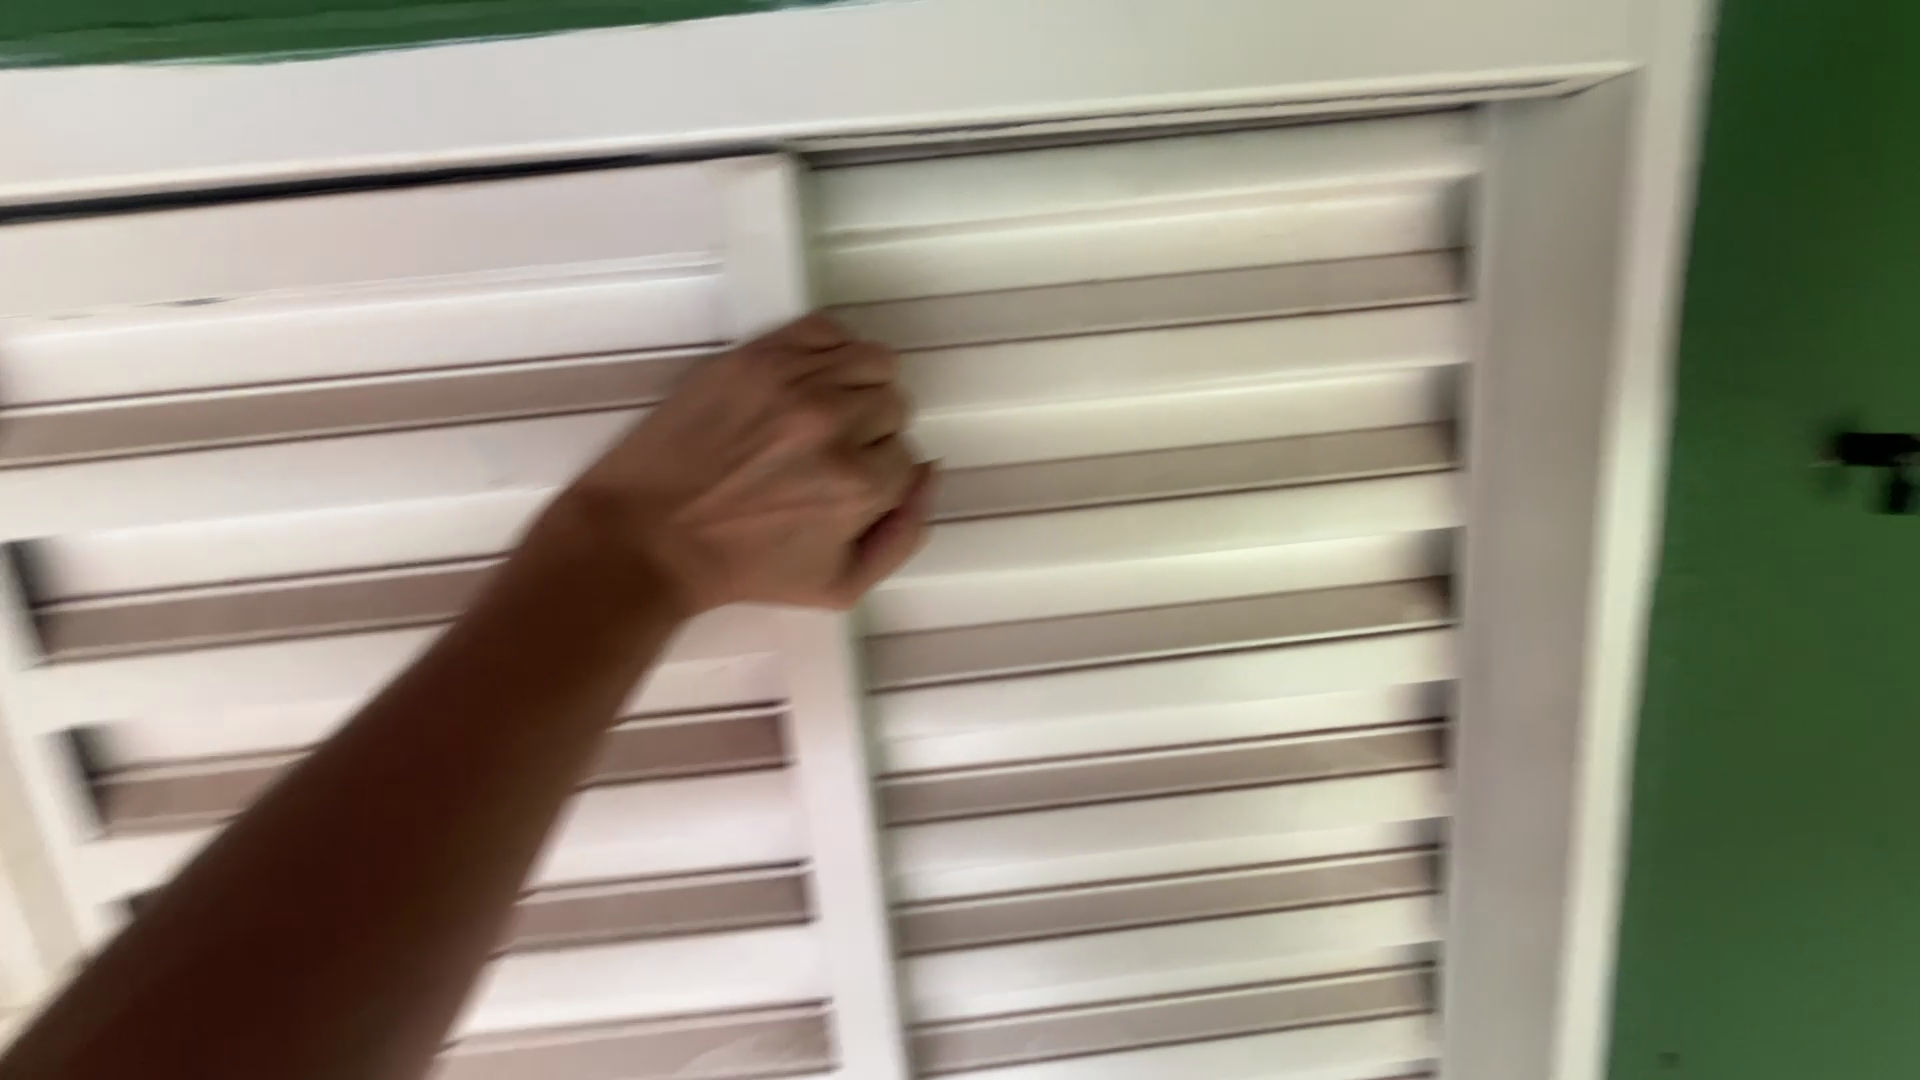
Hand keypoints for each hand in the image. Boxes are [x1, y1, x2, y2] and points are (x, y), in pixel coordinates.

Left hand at [554, 312, 932, 614]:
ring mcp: (793, 382)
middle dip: (874, 436)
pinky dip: (834, 352)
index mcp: (858, 486)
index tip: (844, 491)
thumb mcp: (842, 586)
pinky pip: (829, 328)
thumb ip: (906, 536)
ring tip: (827, 416)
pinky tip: (813, 382)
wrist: (649, 534)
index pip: (908, 459)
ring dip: (861, 390)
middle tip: (830, 457)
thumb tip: (931, 471)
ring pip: (873, 362)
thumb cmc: (747, 569)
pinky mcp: (756, 356)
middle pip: (896, 406)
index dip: (881, 478)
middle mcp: (834, 425)